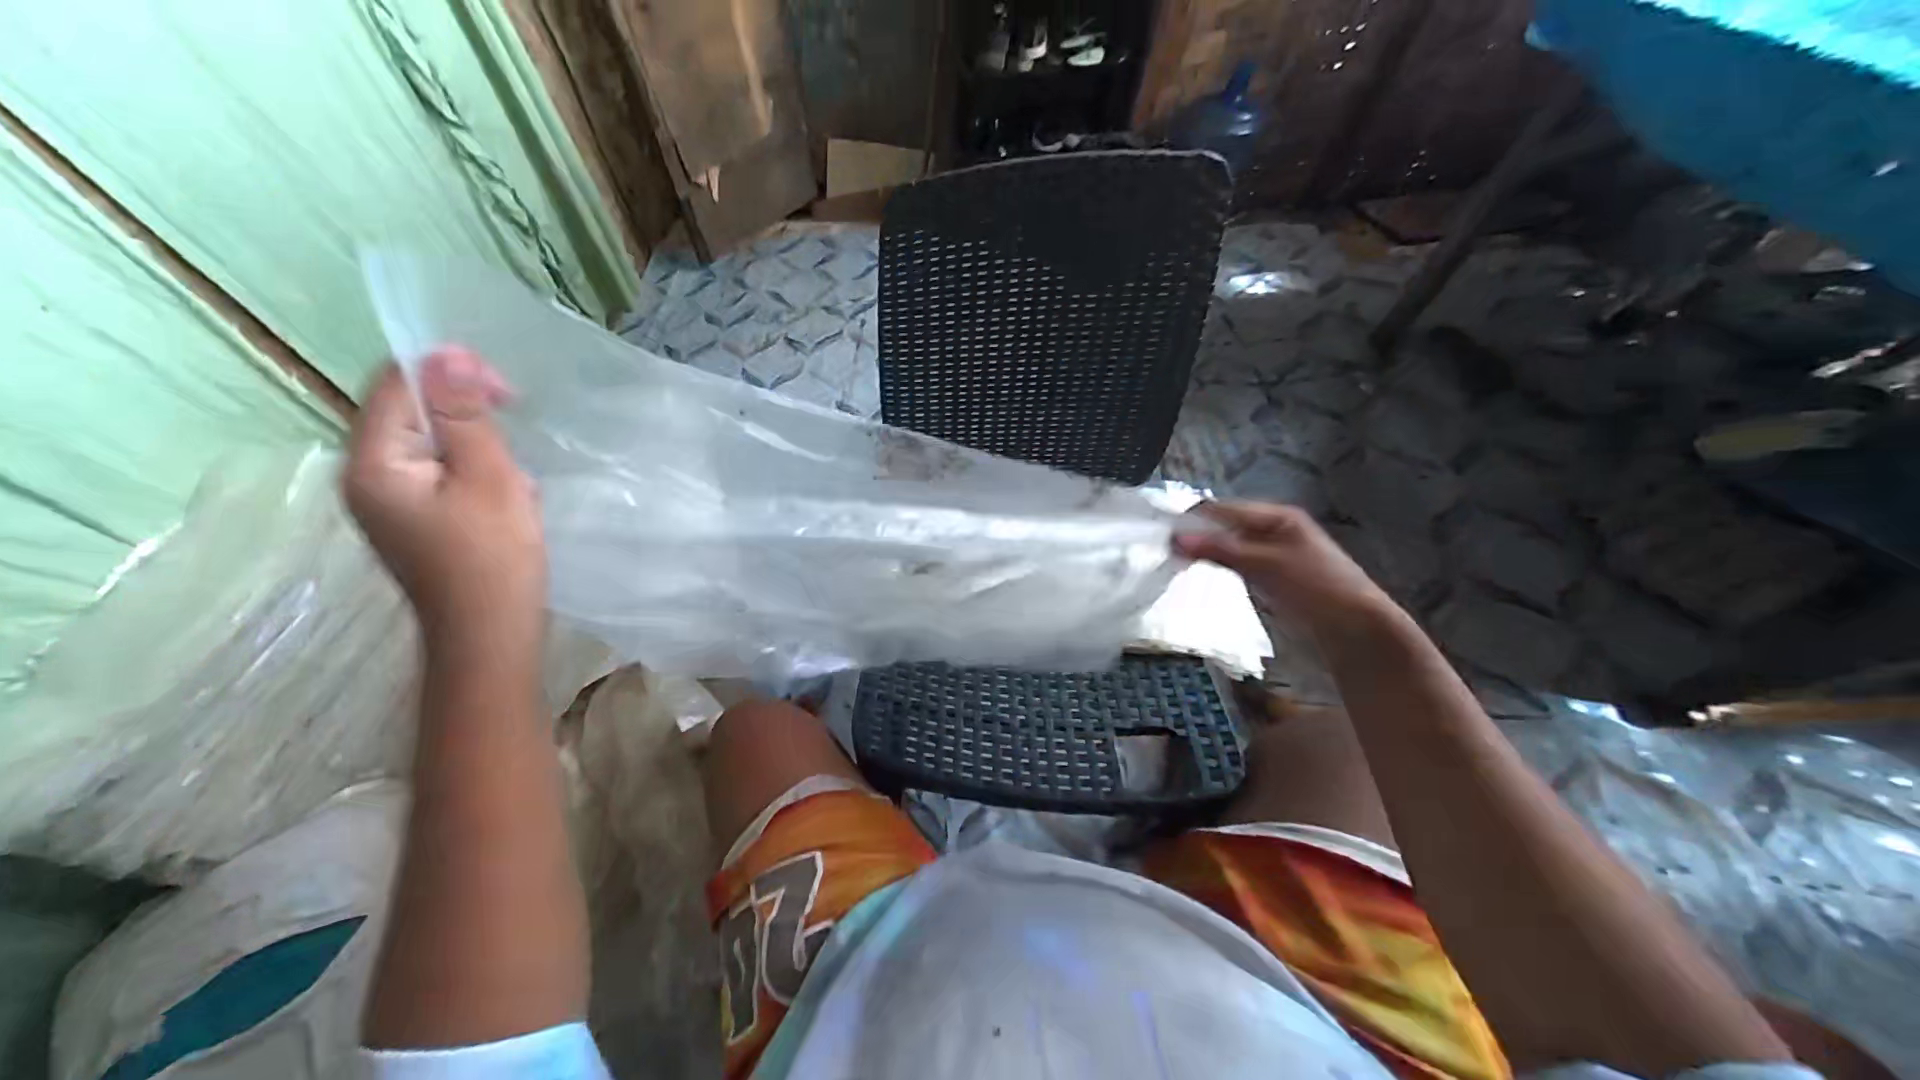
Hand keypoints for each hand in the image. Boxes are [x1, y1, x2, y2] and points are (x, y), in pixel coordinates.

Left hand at [344, 348, 544, 655]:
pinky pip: (441, 474)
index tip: (509, 395)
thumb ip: (465, 415)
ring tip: (514, 489)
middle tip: (514, 452)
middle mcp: (365, 476)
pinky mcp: (412, 518)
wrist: (491, 636)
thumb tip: (446, 352)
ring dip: (480, 454)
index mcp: (373, 463)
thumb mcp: (490, 479)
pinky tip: (505, 502)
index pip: (397, 386)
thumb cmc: (494, 558)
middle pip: (412, 414)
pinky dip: (477, 477)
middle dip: (472, 423)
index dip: (451, 374)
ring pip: (434, 445)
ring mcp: (387, 500)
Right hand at [1174, 501, 1397, 639]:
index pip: (1224, 509)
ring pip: (1229, 546)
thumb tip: (1175, 539)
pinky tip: (1204, 576)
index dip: (1194, 519)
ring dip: (1207, 553)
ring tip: (1177, 563)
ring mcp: (1274, 554)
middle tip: (1166, 553)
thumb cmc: (1315, 588)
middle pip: (1225, 526)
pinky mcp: (1273, 577)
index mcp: (1278, 516)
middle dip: (1198, 536)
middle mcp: (1275, 529)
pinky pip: (1238, 565)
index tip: (1163, 535)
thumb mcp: (1265, 564)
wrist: (1357, 629)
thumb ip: (1220, 549)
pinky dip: (1220, 567)